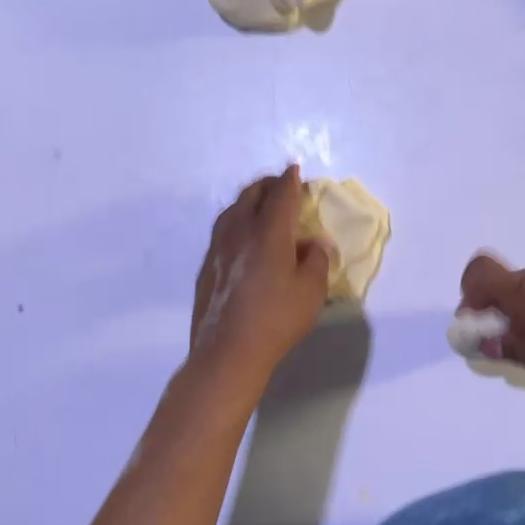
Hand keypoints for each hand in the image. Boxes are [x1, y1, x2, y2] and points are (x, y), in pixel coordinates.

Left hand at [191, 165, 331, 379]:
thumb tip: (316, 242)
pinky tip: (241, 237)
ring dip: (248, 201)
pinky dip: (235, 221)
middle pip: (251, 196)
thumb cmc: (276, 320)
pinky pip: (221, 231)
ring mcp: (218, 250)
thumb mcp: (311, 291)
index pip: (280, 195)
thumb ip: (317, 261)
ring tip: (259, 205)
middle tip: (280, 185)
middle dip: (267, 185)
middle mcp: (239, 233)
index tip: (295, 170)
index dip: (290, 180)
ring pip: (231, 211)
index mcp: (268, 233)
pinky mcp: (206, 269)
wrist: (227, 354)